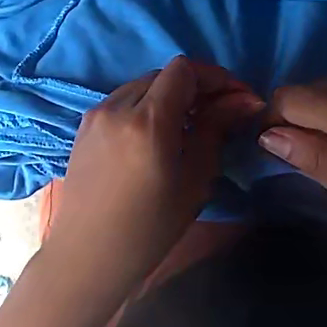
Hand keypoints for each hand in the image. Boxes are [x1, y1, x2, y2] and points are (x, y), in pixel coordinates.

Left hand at [42, 58, 263, 293]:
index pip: (184, 70)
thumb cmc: (149, 228)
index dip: (215, 77)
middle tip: (219, 114)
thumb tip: (243, 100)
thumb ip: (215, 130)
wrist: (87, 256)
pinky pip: (122, 101)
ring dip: (169, 96)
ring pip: (142, 86)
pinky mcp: (84, 126)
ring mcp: (96, 113)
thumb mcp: (194, 180)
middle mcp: (117, 106)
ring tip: (189, 126)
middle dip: (195, 87)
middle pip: (164, 75)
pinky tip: (157, 136)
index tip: (237, 98)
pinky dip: (146, 107)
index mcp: (147, 119)